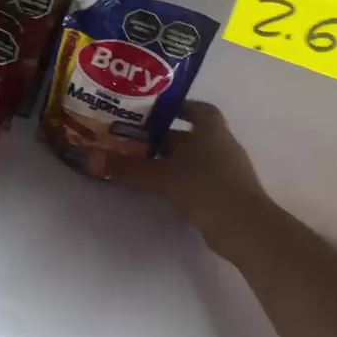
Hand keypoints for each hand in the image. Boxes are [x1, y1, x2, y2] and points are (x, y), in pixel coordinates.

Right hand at [104, 101, 265, 234]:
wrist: (246, 229)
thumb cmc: (205, 187)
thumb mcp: (161, 175)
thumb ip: (127, 167)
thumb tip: (90, 159)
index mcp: (211, 132)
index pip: (199, 109)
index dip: (179, 106)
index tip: (155, 110)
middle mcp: (222, 147)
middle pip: (191, 135)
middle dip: (163, 136)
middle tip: (133, 138)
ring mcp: (227, 172)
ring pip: (194, 158)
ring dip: (171, 159)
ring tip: (140, 162)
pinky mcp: (226, 194)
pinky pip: (198, 178)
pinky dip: (180, 179)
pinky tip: (160, 186)